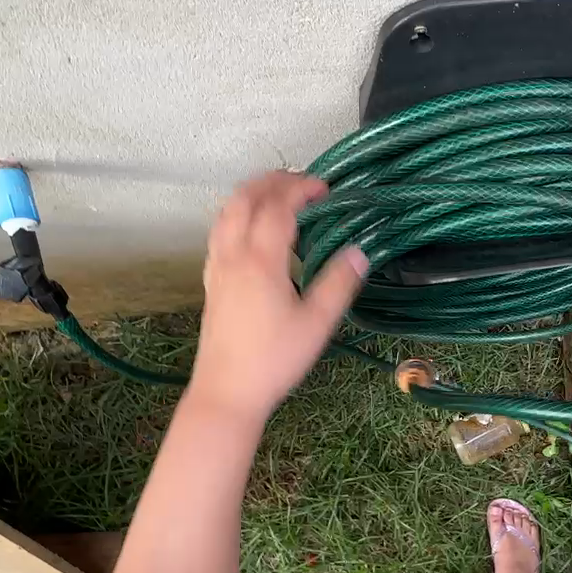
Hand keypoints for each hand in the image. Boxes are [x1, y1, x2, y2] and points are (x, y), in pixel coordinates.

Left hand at [189, 171, 365, 421]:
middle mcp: (233, 255)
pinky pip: (219, 233)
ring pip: (226, 212)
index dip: (301, 189)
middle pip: (245, 198)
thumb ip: (339, 284)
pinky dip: (236, 216)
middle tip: (302, 182)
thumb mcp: (317, 324)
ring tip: (276, 195)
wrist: (228, 390)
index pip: (279, 207)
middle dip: (273, 181)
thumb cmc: (275, 359)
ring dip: (251, 194)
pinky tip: (250, 232)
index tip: (326, 188)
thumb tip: (360, 252)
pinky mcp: (211, 283)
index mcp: (261, 260)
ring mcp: (217, 267)